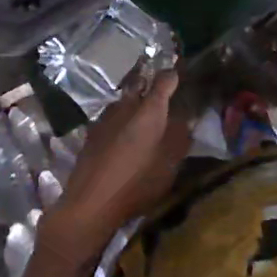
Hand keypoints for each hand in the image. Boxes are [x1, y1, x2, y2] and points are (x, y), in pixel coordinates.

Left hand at [47, 69, 191, 259]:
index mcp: (150, 110)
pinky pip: (111, 118)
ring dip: (133, 106)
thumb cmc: (138, 182)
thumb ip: (180, 137)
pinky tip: (122, 139)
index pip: (164, 80)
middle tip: (160, 98)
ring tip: (141, 121)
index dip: (173, 76)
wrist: (91, 201)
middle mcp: (126, 105)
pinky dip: (119, 122)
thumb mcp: (170, 164)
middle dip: (150, 87)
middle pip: (140, 85)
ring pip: (123, 102)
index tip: (179, 75)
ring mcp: (105, 117)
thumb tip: (186, 118)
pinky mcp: (91, 132)